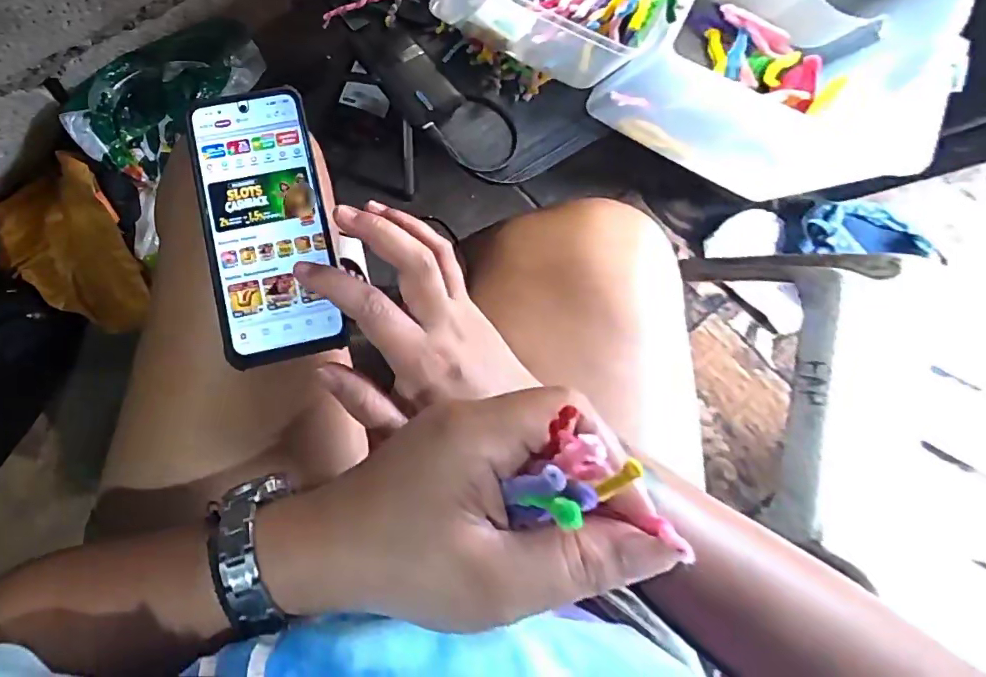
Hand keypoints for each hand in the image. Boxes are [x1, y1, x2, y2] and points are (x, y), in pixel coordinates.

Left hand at [256, 389, 685, 630]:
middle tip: (602, 545)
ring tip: (567, 546)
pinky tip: (528, 533)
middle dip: (590, 481)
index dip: (610, 460)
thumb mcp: (503, 579)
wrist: (325, 549)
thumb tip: (661, 542)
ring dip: (558, 491)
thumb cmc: (407, 566)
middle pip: (552, 424)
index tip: (629, 524)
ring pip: (529, 444)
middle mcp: (464, 414)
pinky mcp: (441, 448)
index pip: (567, 407)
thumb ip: (585, 558)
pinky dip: (527, 492)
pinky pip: (502, 457)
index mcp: (477, 428)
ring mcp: (449, 429)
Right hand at [294, 201, 535, 429]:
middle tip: (340, 215)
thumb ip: (365, 404)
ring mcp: (464, 311)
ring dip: (399, 223)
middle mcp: (446, 326)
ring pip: (435, 251)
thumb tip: (324, 370)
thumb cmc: (468, 438)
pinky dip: (422, 234)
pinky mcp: (472, 306)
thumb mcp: (409, 436)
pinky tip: (399, 225)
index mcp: (424, 360)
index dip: (334, 283)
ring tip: (366, 207)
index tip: (305, 270)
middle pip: (413, 262)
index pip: (372, 307)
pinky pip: (447, 259)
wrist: (535, 436)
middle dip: (375, 231)